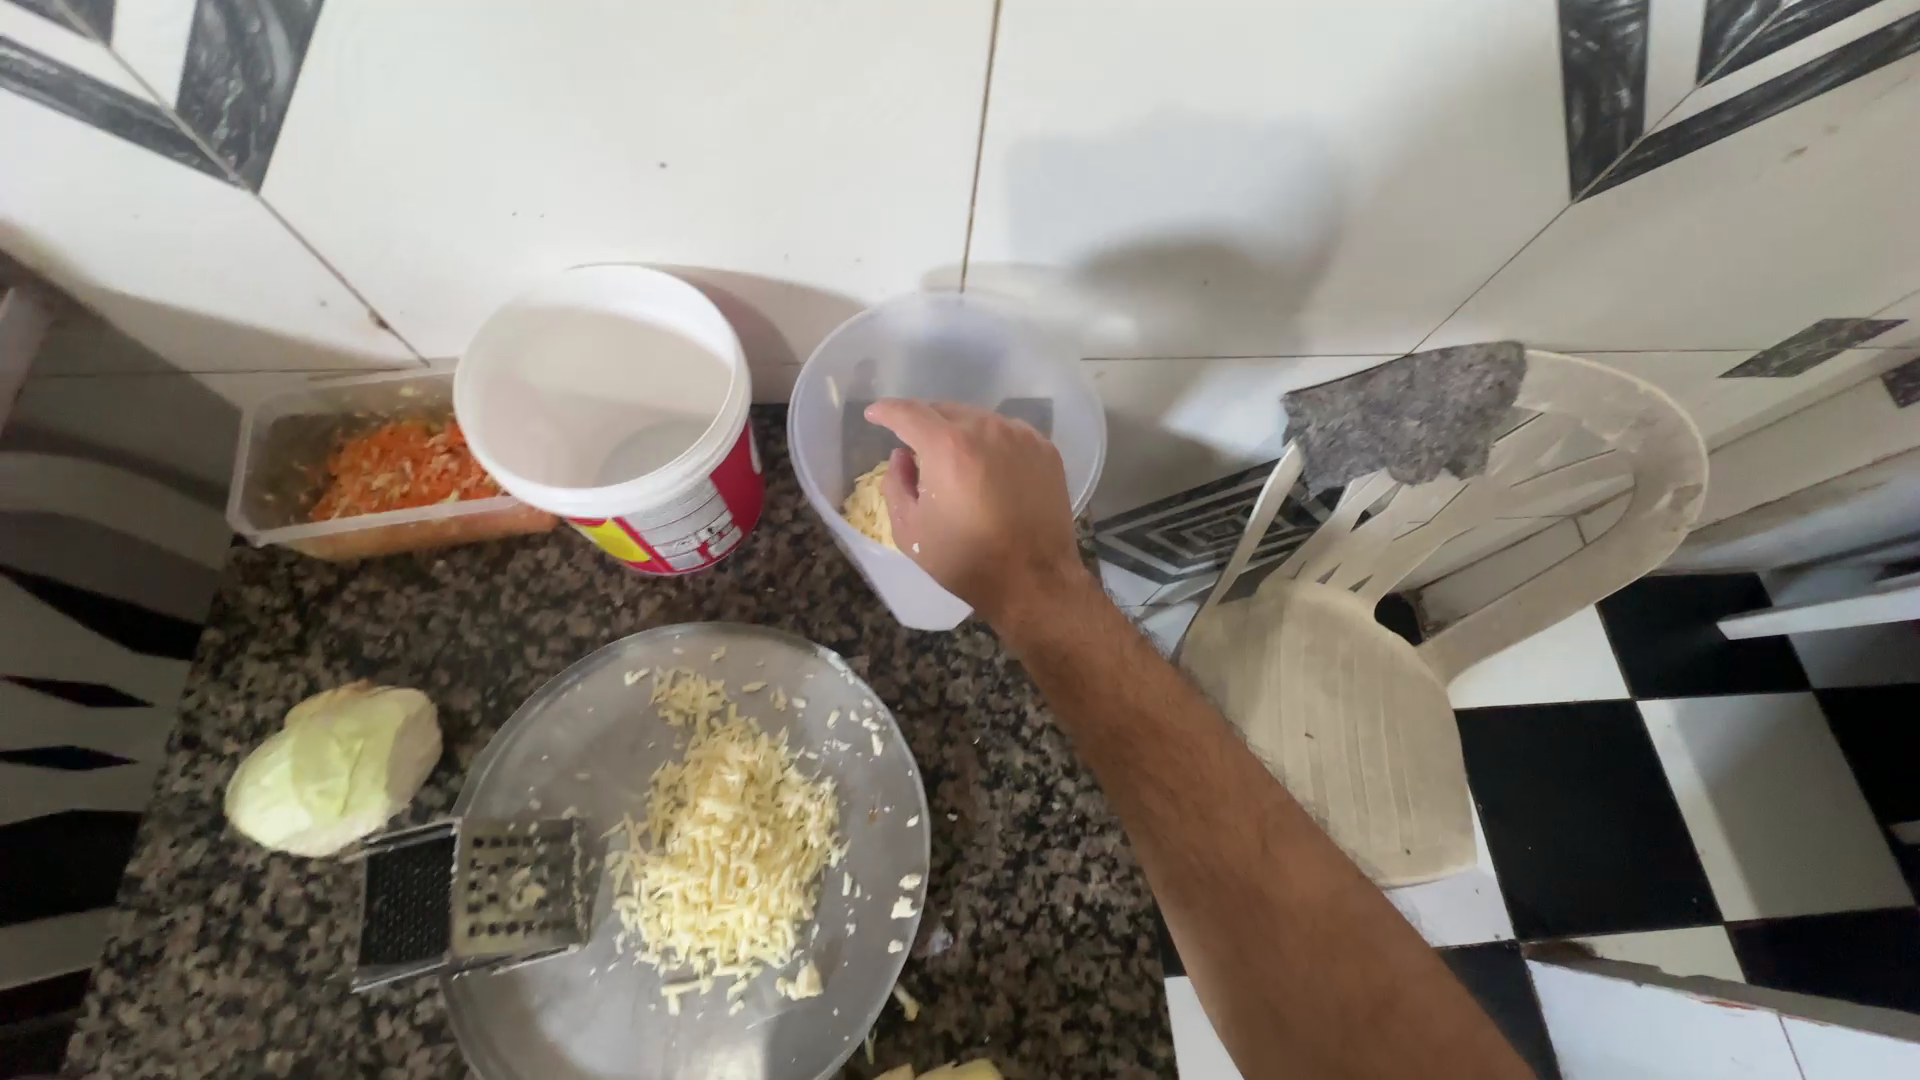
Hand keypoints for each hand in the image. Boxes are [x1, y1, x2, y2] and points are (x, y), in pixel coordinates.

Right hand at [863, 399, 1087, 625]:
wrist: (1032, 580)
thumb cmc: (965, 560)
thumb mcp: (910, 530)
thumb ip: (896, 483)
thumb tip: (902, 456)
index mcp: (947, 446)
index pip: (908, 413)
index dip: (886, 411)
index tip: (875, 415)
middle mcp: (987, 429)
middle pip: (945, 411)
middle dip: (925, 425)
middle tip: (918, 450)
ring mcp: (1021, 437)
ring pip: (979, 420)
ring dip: (960, 434)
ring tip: (956, 466)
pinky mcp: (1045, 450)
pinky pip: (1009, 435)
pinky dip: (992, 445)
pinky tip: (990, 473)